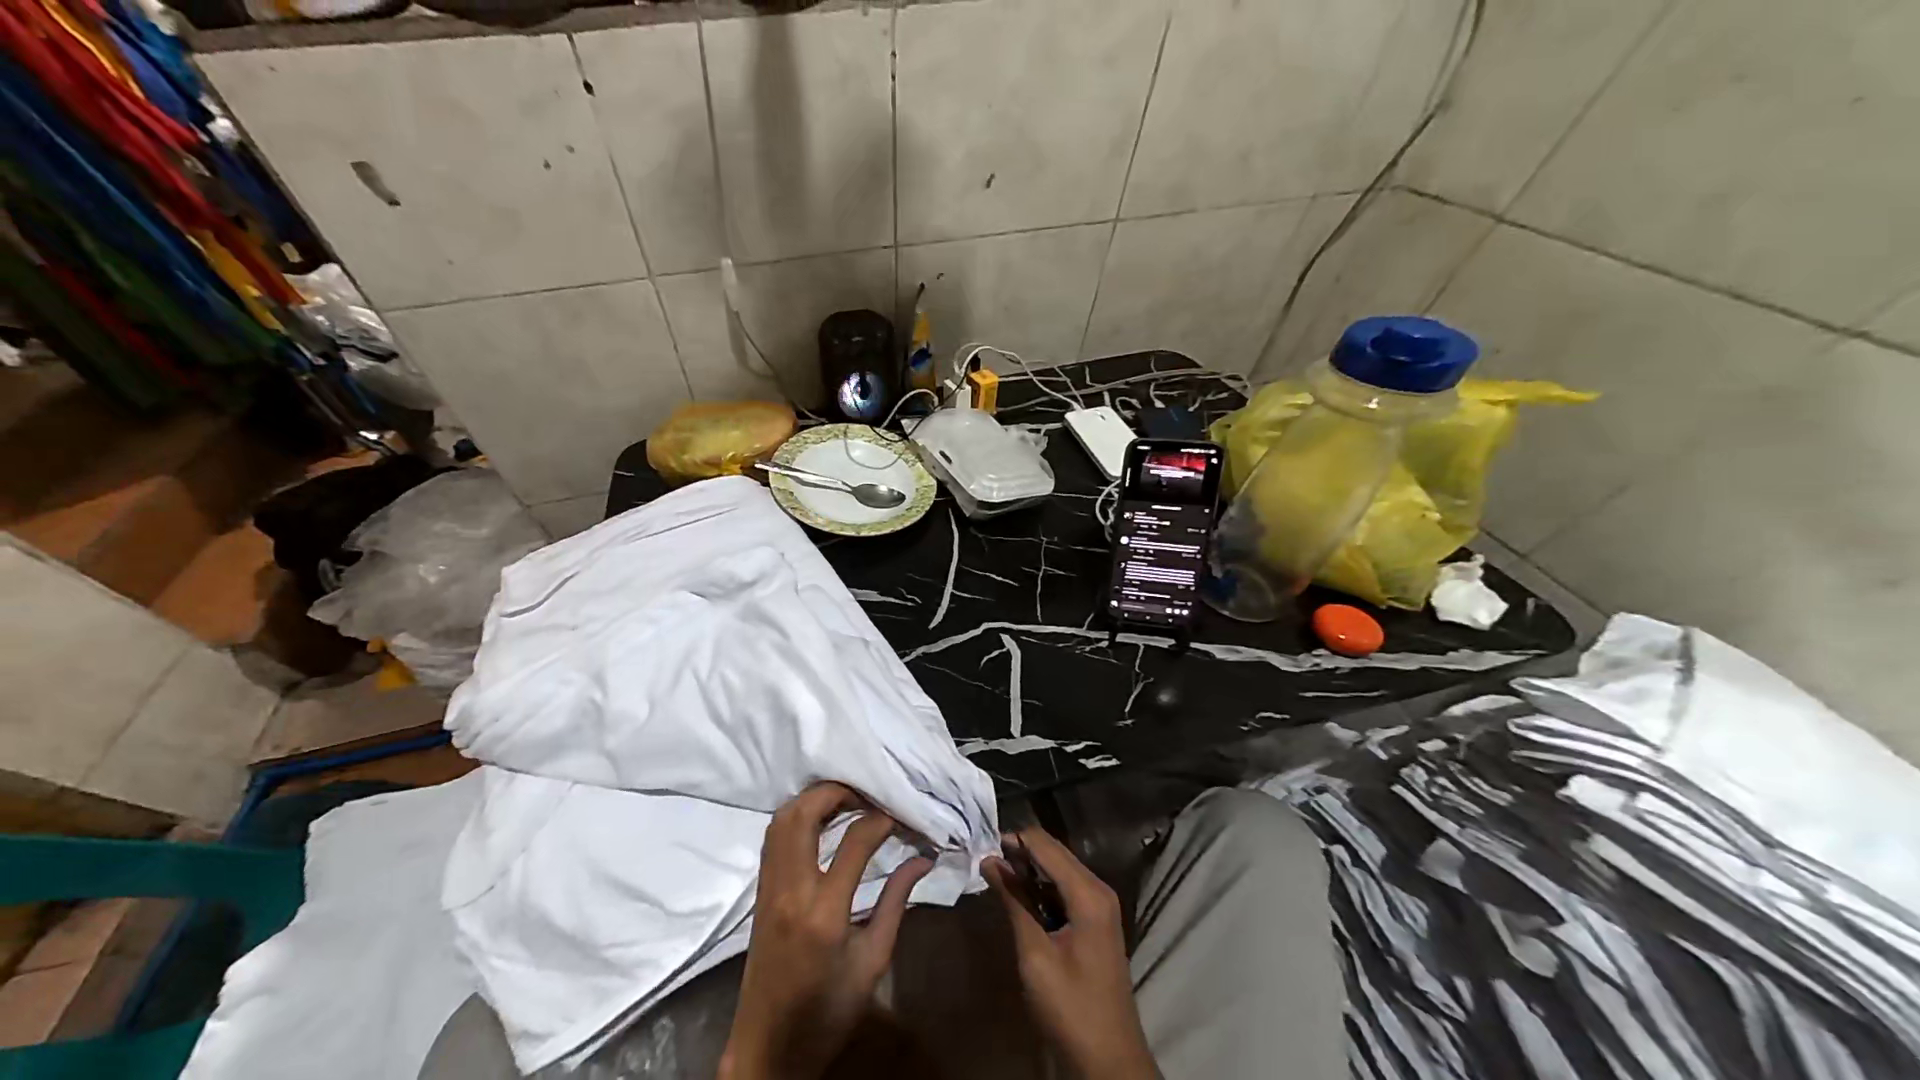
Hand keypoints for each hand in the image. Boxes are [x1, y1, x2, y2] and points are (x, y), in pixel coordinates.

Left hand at [720, 782, 933, 1079]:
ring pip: (782, 820)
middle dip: (838, 792)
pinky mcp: (759, 893)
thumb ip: (897, 902)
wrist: (767, 1048)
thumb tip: (923, 858)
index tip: (903, 813)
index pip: (855, 840)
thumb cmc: (828, 1011)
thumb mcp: (873, 961)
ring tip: (849, 798)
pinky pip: (773, 838)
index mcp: (824, 912)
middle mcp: (790, 890)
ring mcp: (768, 889)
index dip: (883, 818)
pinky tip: (821, 820)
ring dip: (814, 799)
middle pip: (805, 814)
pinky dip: (797, 816)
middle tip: (870, 791)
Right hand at [984, 826, 1160, 1079]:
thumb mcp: (1035, 954)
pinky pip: (1065, 887)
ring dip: (1028, 868)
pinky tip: (1017, 895)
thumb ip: (1014, 902)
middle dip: (1019, 851)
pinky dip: (1041, 885)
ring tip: (994, 874)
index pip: (1045, 844)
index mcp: (1088, 893)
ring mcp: (1100, 905)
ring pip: (1059, 868)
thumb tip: (990, 861)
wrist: (1109, 1058)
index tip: (980, 844)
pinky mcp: (1095, 920)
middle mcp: (1098, 889)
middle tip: (984, 860)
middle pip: (1054, 851)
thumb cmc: (1070, 1007)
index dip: (1013, 839)